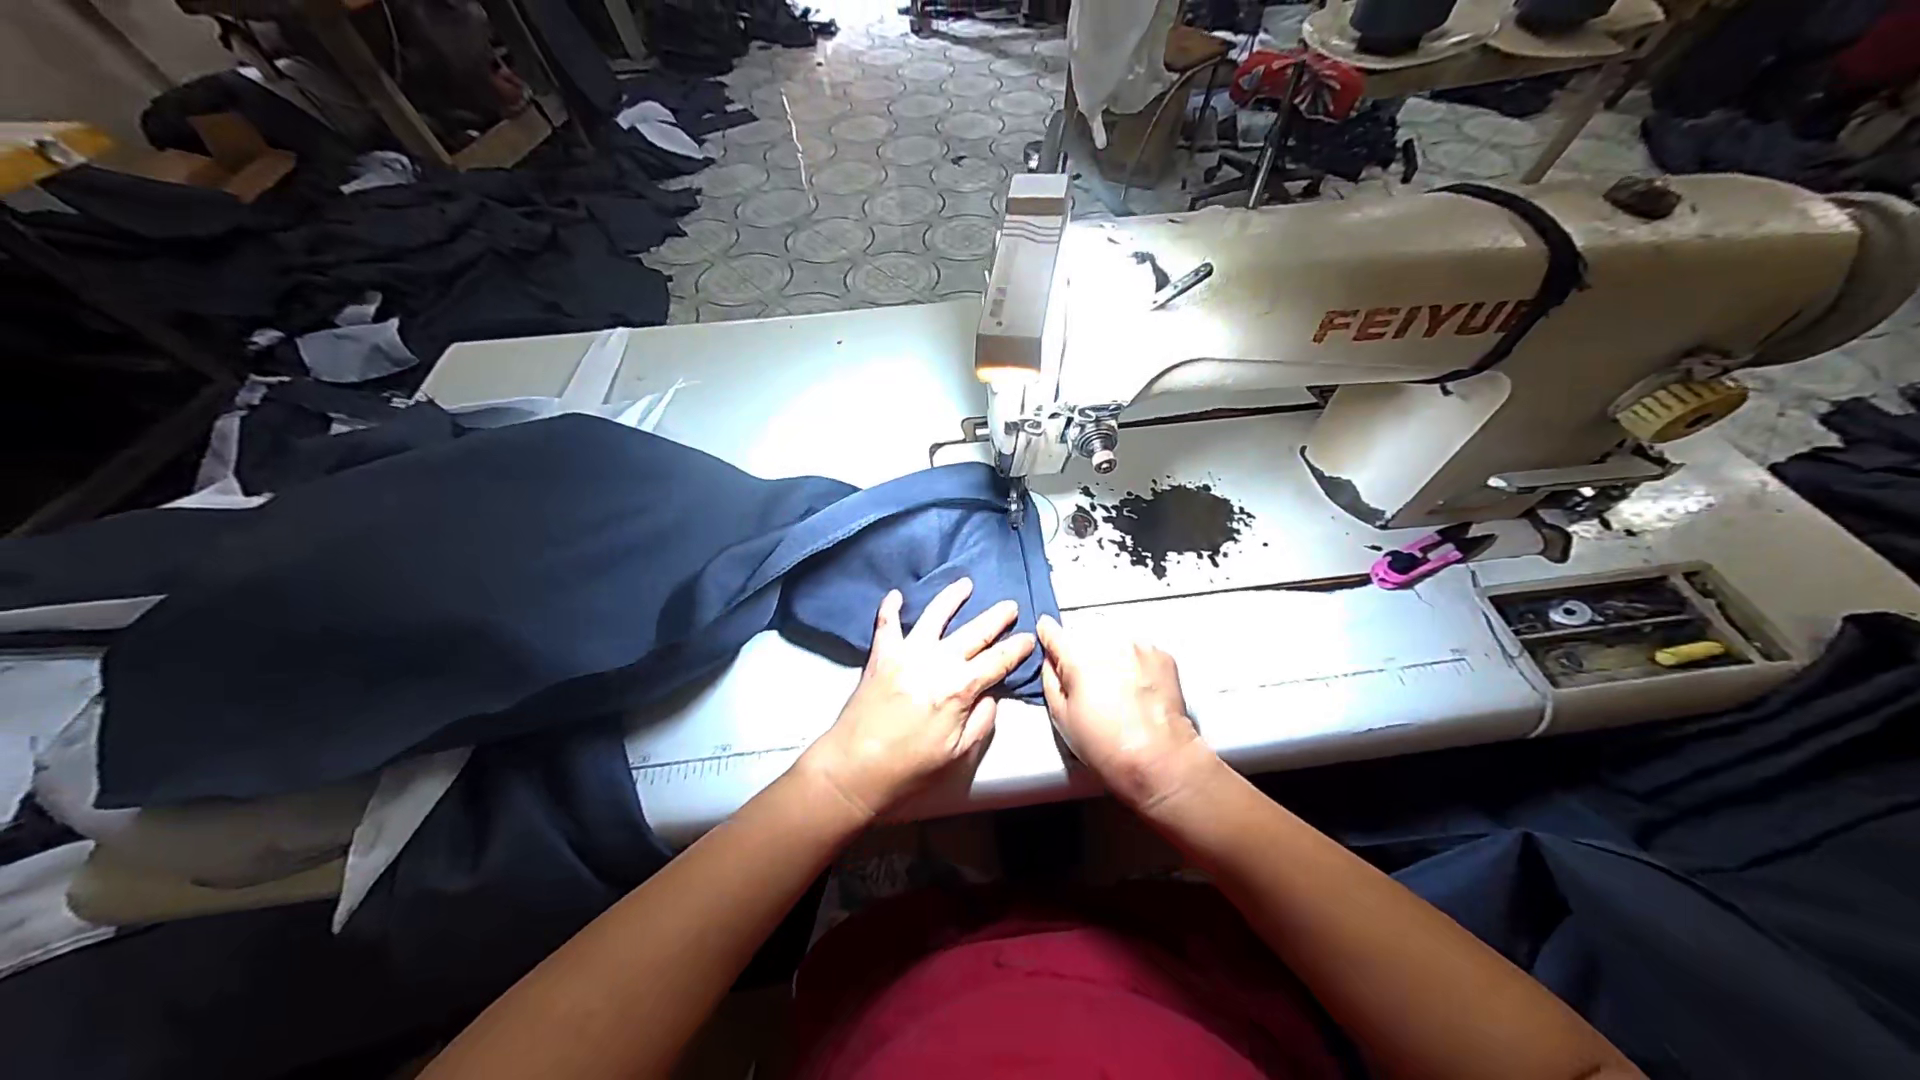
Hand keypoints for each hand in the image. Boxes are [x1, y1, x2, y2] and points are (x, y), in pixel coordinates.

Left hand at [799, 580, 1034, 818]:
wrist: (854, 765)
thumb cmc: (908, 765)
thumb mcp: (957, 752)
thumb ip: (981, 721)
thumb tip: (990, 696)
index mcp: (959, 688)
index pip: (997, 661)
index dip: (1016, 649)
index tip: (1029, 638)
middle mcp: (936, 662)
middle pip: (973, 633)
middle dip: (996, 618)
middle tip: (1010, 606)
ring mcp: (906, 654)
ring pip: (934, 616)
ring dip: (952, 598)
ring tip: (965, 583)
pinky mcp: (881, 656)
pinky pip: (886, 624)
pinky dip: (890, 608)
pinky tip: (896, 595)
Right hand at [1036, 614, 1218, 811]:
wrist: (1159, 757)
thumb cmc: (1109, 745)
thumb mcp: (1062, 717)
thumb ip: (1050, 679)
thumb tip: (1050, 662)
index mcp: (1078, 658)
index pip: (1053, 630)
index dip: (1048, 634)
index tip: (1047, 634)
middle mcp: (1108, 643)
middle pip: (1084, 632)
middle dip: (1081, 648)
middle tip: (1086, 678)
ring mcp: (1137, 646)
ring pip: (1112, 637)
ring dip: (1109, 651)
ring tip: (1115, 684)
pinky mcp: (1160, 654)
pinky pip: (1138, 648)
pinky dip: (1134, 660)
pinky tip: (1135, 685)